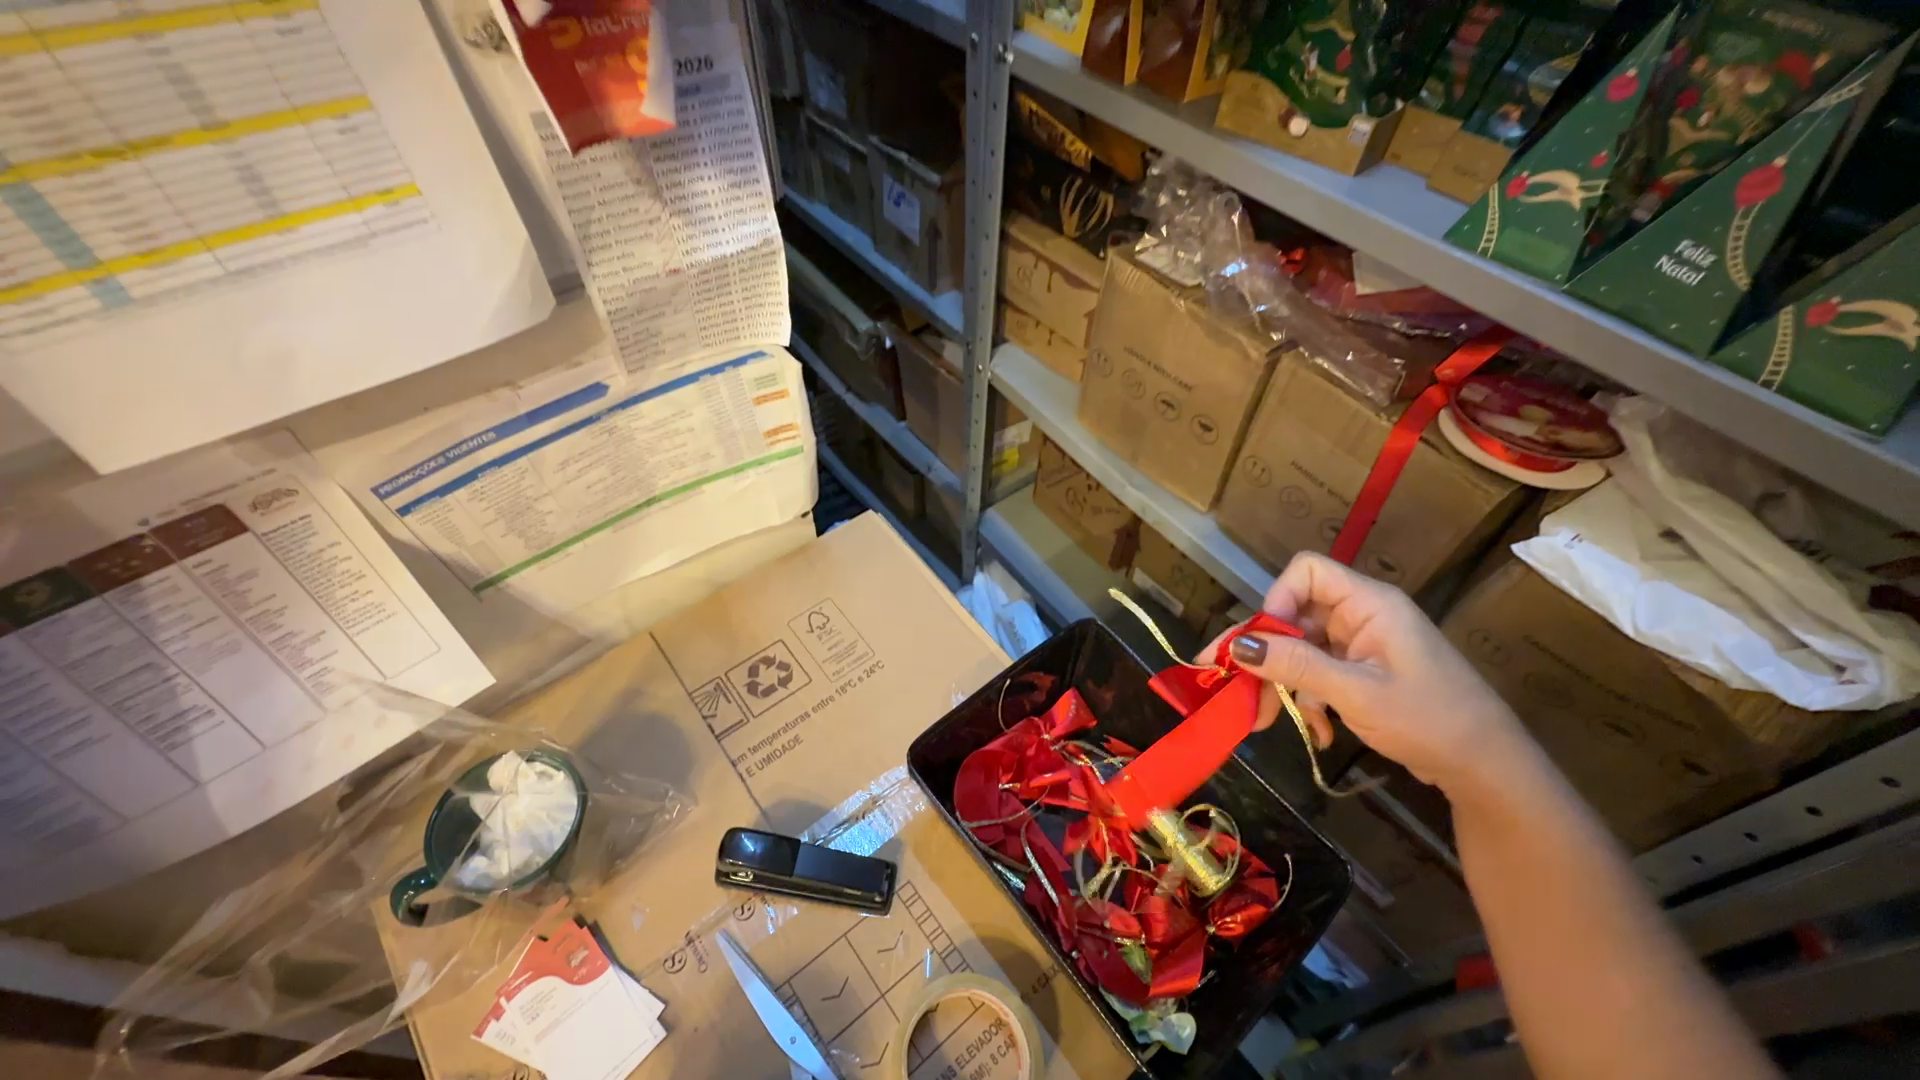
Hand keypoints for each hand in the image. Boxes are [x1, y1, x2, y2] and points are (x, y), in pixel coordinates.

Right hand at [1203, 552, 1533, 800]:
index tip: (1260, 642)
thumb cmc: (1429, 719)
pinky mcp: (1362, 673)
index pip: (1307, 573)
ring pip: (1301, 649)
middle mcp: (1362, 616)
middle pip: (1295, 615)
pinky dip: (1309, 700)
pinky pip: (1318, 673)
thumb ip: (1296, 665)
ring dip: (1283, 684)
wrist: (1485, 768)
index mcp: (1369, 604)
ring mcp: (1362, 646)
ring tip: (1267, 721)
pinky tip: (1316, 731)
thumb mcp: (1356, 692)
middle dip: (1265, 652)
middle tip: (1230, 685)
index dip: (1277, 600)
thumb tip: (1239, 646)